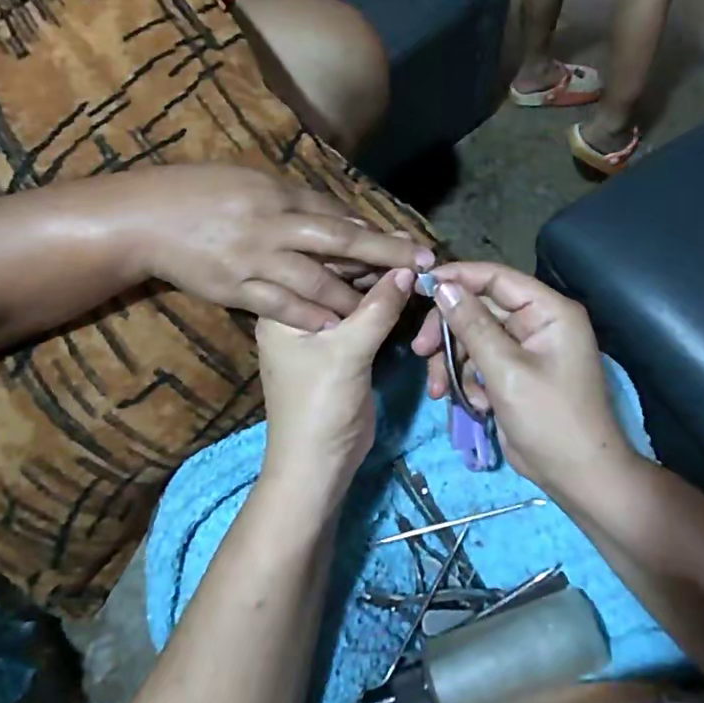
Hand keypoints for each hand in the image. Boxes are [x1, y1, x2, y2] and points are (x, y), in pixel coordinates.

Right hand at [127, 164, 433, 330]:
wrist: (144, 220)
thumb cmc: (197, 191)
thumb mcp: (251, 183)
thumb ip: (295, 201)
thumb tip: (340, 218)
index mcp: (277, 197)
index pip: (337, 215)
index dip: (375, 230)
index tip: (408, 242)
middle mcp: (272, 228)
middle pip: (339, 242)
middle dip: (384, 253)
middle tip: (421, 263)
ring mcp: (254, 261)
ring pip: (315, 280)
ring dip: (356, 292)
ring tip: (389, 302)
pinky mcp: (236, 290)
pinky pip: (280, 307)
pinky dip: (310, 315)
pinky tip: (337, 324)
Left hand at [257, 268, 416, 492]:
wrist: (317, 464)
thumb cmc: (319, 406)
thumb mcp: (347, 353)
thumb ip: (377, 308)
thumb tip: (406, 268)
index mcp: (283, 308)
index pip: (322, 264)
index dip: (362, 249)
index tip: (402, 238)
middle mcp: (299, 313)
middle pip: (340, 276)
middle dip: (378, 262)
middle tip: (418, 246)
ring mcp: (321, 331)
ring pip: (355, 295)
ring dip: (386, 282)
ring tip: (420, 261)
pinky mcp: (341, 348)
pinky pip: (364, 316)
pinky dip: (386, 304)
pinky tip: (409, 289)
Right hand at [410, 262, 631, 481]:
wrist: (576, 475)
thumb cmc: (549, 417)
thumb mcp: (506, 370)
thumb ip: (473, 325)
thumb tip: (442, 286)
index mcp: (548, 311)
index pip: (497, 278)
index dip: (458, 278)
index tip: (420, 286)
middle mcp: (537, 323)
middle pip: (479, 309)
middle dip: (448, 331)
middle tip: (421, 351)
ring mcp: (525, 350)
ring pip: (473, 339)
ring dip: (453, 362)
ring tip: (442, 390)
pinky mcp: (513, 374)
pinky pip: (479, 363)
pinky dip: (467, 380)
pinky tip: (472, 405)